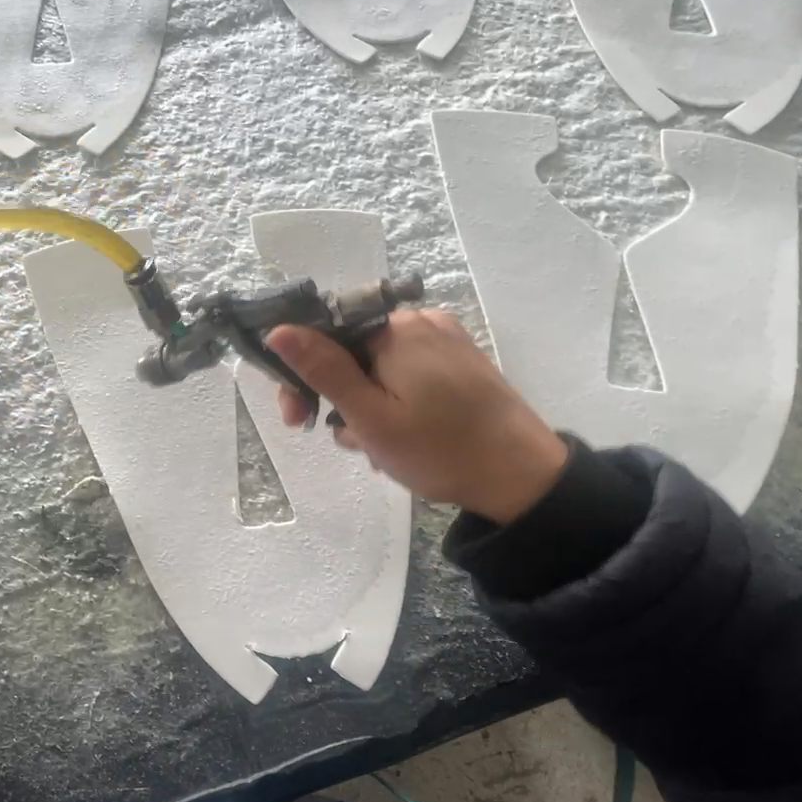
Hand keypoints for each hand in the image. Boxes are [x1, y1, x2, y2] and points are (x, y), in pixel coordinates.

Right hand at [265, 312, 568, 523]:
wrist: (524, 478)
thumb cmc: (440, 450)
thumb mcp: (370, 416)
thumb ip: (323, 370)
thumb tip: (278, 330)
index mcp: (394, 331)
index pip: (324, 335)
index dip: (301, 373)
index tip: (297, 417)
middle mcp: (420, 323)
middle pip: (350, 350)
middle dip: (334, 395)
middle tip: (339, 439)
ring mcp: (445, 340)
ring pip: (376, 366)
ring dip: (364, 405)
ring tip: (375, 448)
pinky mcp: (460, 362)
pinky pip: (405, 372)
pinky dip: (392, 401)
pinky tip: (397, 436)